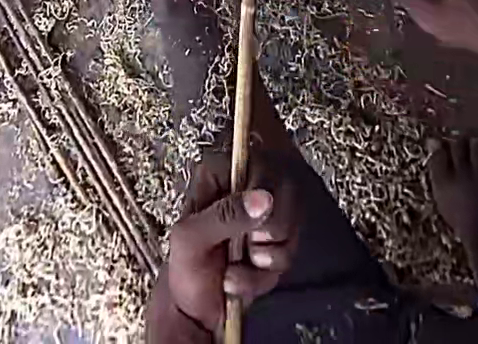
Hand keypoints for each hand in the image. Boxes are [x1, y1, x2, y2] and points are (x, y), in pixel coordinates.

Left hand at [146, 153, 296, 342]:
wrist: (196, 315)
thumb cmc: (185, 270)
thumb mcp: (192, 240)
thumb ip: (225, 215)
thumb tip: (264, 199)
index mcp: (219, 173)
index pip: (256, 162)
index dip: (256, 195)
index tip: (245, 224)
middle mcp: (245, 184)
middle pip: (283, 189)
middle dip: (265, 231)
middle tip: (241, 248)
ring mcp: (264, 211)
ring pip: (290, 221)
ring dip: (266, 256)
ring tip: (240, 264)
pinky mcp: (276, 239)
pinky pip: (291, 249)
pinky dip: (270, 272)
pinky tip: (249, 274)